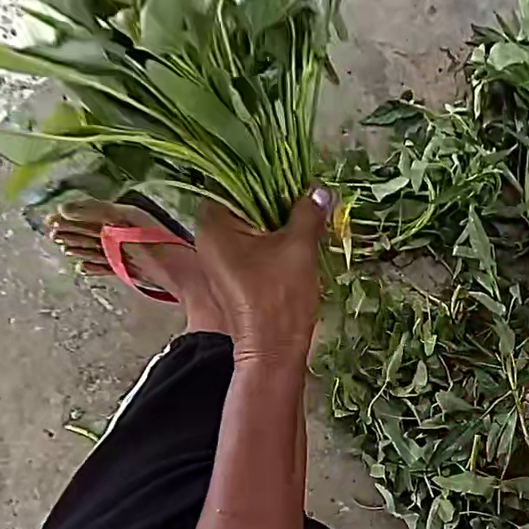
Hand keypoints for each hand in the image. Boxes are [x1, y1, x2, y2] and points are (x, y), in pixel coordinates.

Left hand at [196, 185, 333, 369]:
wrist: (273, 349)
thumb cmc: (279, 297)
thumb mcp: (298, 248)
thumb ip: (308, 214)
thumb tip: (321, 189)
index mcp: (213, 223)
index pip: (236, 183)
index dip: (268, 179)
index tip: (297, 182)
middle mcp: (207, 237)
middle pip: (244, 206)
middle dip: (276, 203)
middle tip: (308, 202)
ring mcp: (218, 258)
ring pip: (251, 228)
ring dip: (278, 225)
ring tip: (308, 222)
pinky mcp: (233, 275)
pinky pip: (253, 248)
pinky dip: (273, 243)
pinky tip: (298, 245)